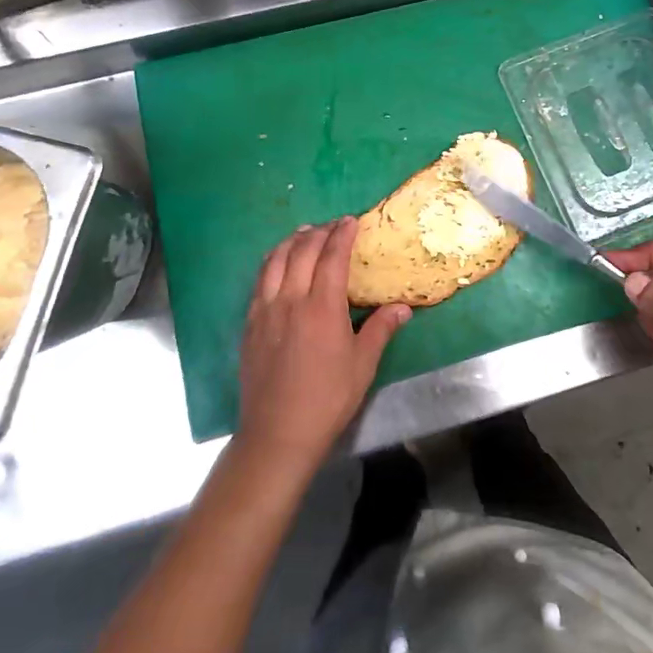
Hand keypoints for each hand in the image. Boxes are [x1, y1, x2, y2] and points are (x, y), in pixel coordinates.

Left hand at [238, 217, 409, 467]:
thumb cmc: (328, 398)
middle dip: (318, 233)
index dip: (342, 235)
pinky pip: (259, 282)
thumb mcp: (362, 365)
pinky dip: (271, 263)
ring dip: (290, 242)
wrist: (279, 431)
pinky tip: (278, 265)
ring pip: (274, 262)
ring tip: (304, 234)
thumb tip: (403, 307)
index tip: (351, 221)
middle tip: (332, 225)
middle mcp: (290, 301)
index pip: (332, 258)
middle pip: (301, 253)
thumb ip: (380, 329)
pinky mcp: (250, 325)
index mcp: (322, 308)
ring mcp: (265, 312)